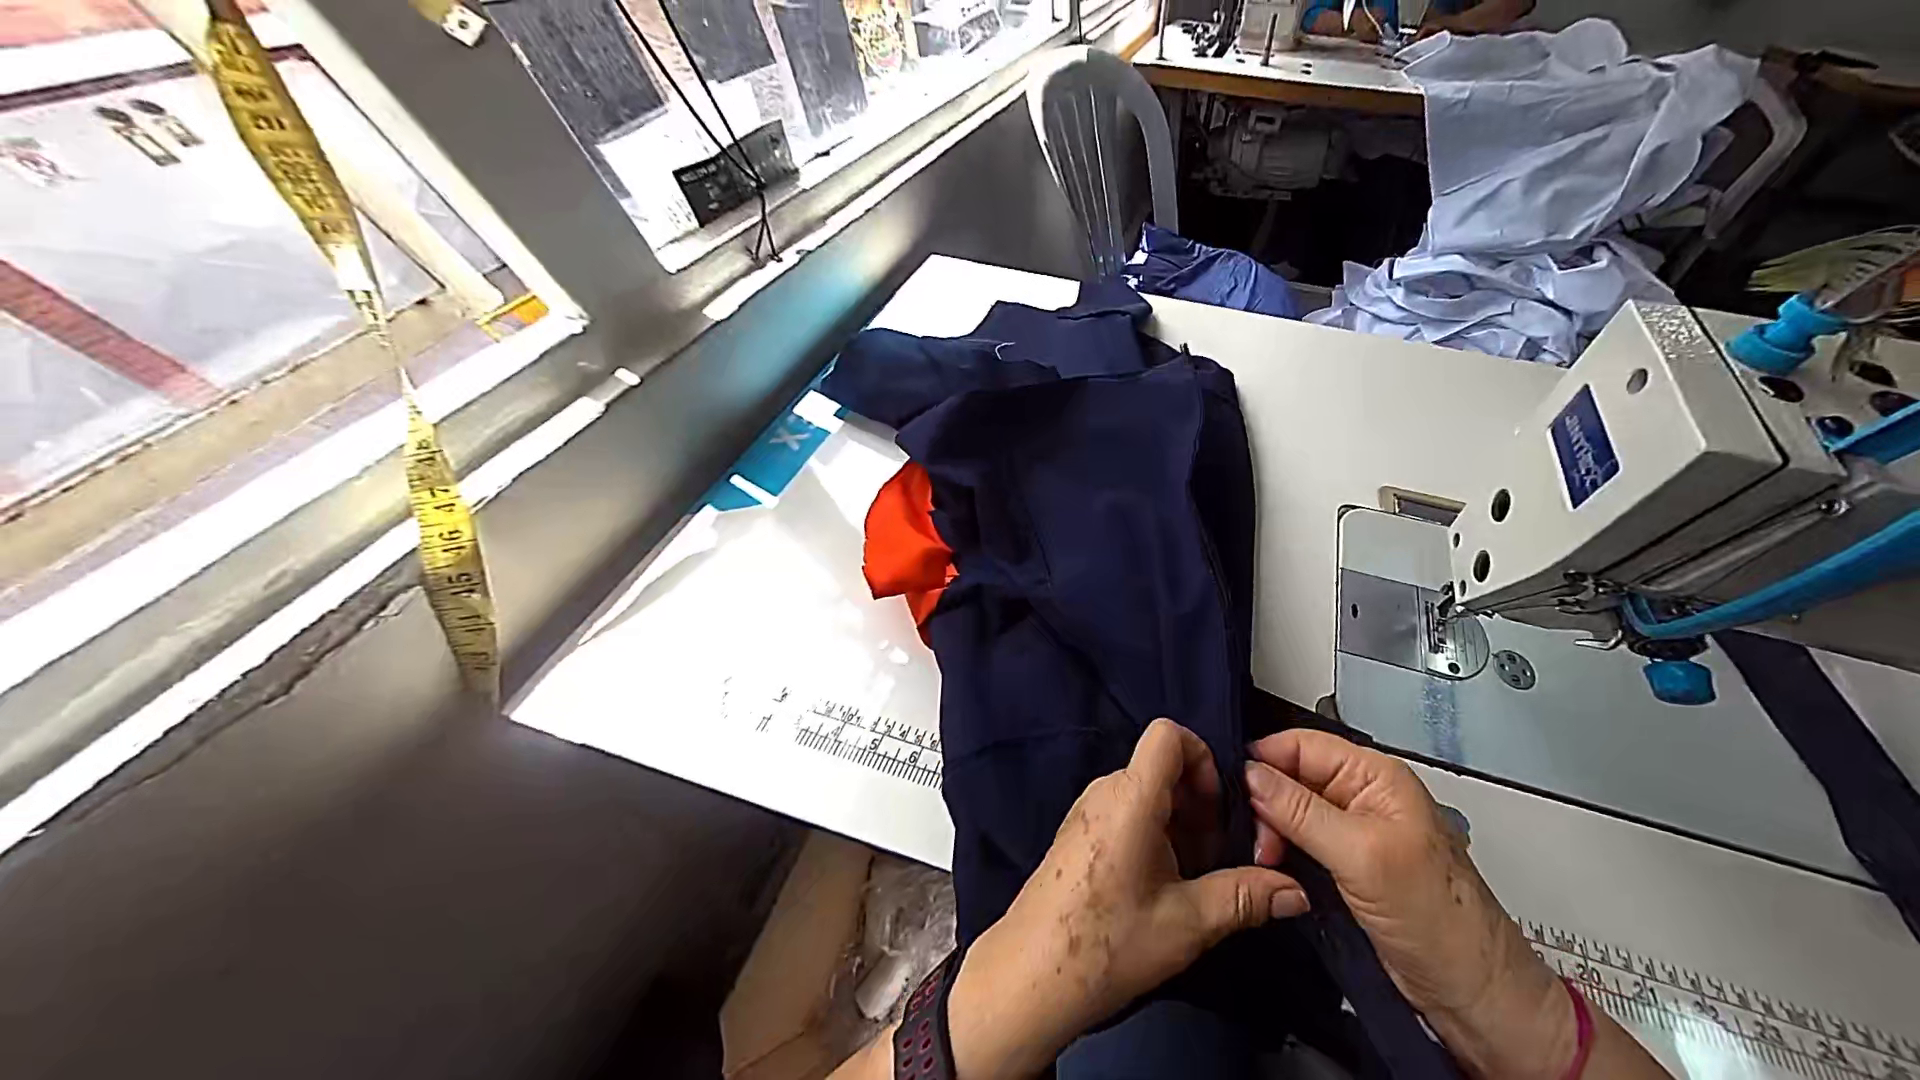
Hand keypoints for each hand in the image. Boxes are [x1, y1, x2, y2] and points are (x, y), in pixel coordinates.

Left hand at [947, 719, 1308, 1079]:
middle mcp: (1104, 793)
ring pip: (1147, 792)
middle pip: (1163, 768)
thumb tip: (1292, 890)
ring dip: (1179, 825)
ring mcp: (1087, 811)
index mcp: (1129, 797)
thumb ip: (1245, 897)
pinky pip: (1125, 811)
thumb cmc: (1102, 944)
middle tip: (1217, 859)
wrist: (1031, 973)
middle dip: (1200, 806)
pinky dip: (1154, 834)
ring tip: (1192, 879)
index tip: (1219, 808)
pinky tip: (1161, 885)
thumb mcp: (1186, 922)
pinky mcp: (1079, 832)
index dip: (1203, 758)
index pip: (1168, 734)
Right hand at [1244, 730, 1574, 1079]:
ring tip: (1266, 858)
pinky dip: (1279, 849)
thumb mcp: (1362, 855)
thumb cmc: (1441, 923)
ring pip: (1287, 807)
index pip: (1301, 744)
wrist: (1473, 996)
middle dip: (1265, 802)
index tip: (1237, 790)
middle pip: (1289, 774)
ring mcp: (1351, 829)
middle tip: (1257, 838)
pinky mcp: (1342, 860)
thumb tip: (1249, 772)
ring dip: (1269, 830)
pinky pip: (1296, 838)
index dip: (1265, 761)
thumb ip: (1301, 810)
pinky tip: (1273, 865)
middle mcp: (1361, 795)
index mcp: (1375, 776)